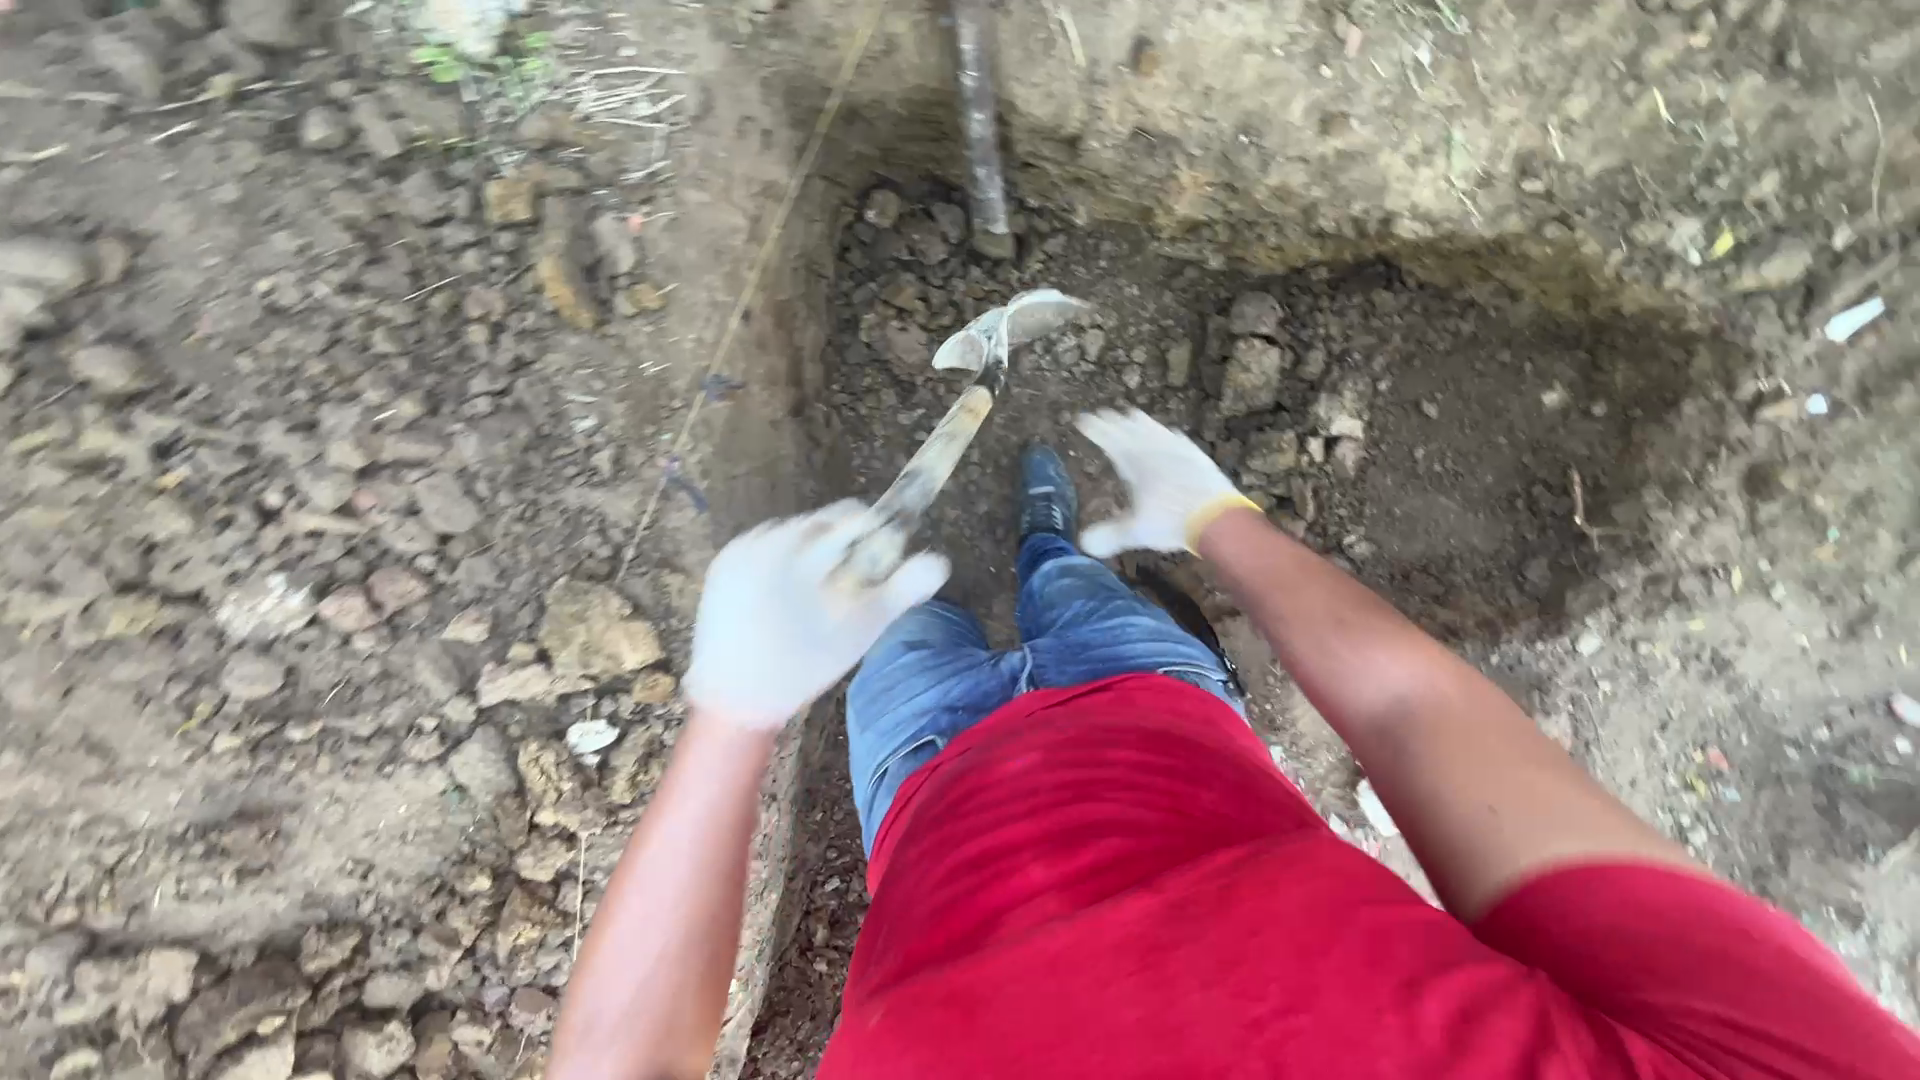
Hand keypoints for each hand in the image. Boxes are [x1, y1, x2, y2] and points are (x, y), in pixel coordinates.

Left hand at [682, 500, 949, 728]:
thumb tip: (940, 561)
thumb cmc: (806, 665)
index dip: (873, 532)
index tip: (880, 558)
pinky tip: (784, 595)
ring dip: (811, 554)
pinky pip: (763, 545)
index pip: (851, 516)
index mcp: (805, 553)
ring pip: (794, 533)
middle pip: (822, 523)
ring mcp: (740, 549)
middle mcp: (768, 541)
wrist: (735, 696)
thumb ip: (902, 589)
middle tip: (847, 586)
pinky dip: (780, 562)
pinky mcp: (722, 562)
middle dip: (842, 548)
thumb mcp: (861, 629)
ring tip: (814, 596)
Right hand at [1075, 409, 1257, 556]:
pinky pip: (1178, 439)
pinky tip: (1172, 434)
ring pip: (1154, 429)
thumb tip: (1084, 543)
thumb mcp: (1136, 532)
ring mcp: (1178, 451)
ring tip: (1132, 415)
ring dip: (1140, 423)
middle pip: (1130, 429)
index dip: (1095, 429)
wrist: (1218, 518)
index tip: (1081, 419)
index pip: (1110, 439)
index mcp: (1135, 462)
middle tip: (1103, 414)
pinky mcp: (1198, 458)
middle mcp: (1155, 450)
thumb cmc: (1172, 521)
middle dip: (1114, 422)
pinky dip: (1168, 434)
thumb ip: (1110, 535)